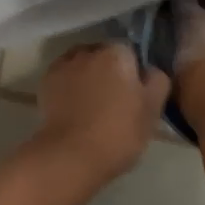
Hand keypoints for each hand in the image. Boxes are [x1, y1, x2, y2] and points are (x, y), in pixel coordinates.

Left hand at [35, 42, 169, 182]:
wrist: (72, 154)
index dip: (134, 74)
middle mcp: (89, 50)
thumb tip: (151, 70)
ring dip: (89, 78)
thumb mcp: (152, 111)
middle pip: (105, 56)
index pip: (131, 54)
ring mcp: (65, 63)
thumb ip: (157, 82)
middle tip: (115, 103)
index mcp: (117, 53)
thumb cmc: (118, 132)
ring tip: (92, 107)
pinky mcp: (47, 79)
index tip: (135, 97)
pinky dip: (70, 87)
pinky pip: (65, 77)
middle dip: (110, 73)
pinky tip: (74, 109)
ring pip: (83, 65)